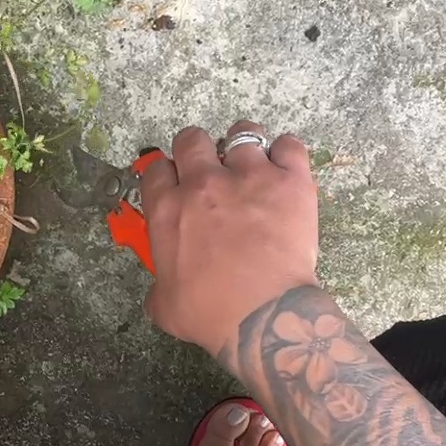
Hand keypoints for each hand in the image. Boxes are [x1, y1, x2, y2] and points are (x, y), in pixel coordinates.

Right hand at [141, 121, 320, 365]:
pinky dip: (285, 154)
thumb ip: (158, 288)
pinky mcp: (289, 180)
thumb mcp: (165, 305)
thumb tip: (160, 293)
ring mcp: (249, 176)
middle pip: (191, 139)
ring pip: (242, 132)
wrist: (262, 314)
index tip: (173, 184)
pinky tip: (283, 170)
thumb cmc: (209, 312)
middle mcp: (204, 183)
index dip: (165, 175)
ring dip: (242, 146)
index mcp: (167, 210)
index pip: (156, 169)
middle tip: (208, 171)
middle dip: (196, 151)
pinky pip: (287, 145)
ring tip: (249, 165)